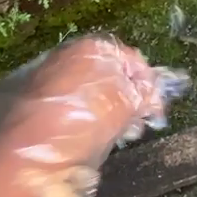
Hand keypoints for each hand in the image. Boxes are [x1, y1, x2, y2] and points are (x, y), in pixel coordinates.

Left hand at [0, 35, 175, 170]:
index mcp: (94, 47)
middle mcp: (71, 56)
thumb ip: (145, 92)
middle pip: (112, 75)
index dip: (150, 84)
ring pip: (94, 91)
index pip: (133, 59)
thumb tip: (151, 93)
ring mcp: (53, 78)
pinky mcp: (41, 102)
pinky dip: (90, 117)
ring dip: (112, 111)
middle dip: (131, 98)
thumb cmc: (90, 119)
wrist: (39, 149)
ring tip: (121, 134)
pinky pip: (76, 105)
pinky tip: (97, 137)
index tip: (157, 109)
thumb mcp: (129, 104)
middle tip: (141, 122)